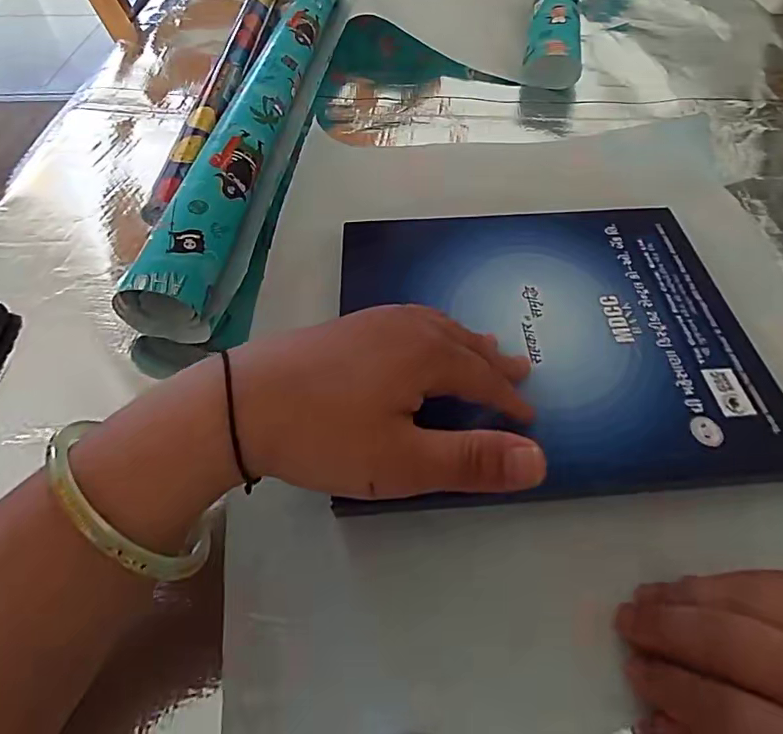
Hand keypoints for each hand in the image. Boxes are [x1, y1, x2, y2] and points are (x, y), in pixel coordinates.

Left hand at [231, 305, 545, 499]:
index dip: (509, 402)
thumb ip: (471, 460)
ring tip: (484, 349)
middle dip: (495, 364)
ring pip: (441, 328)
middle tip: (522, 373)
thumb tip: (538, 460)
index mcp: (430, 354)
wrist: (243, 400)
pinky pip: (415, 322)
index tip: (529, 420)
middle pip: (467, 345)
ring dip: (468, 343)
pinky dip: (437, 333)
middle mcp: (412, 326)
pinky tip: (423, 339)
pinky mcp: (354, 323)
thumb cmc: (327, 435)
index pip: (485, 379)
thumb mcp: (403, 462)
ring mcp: (380, 320)